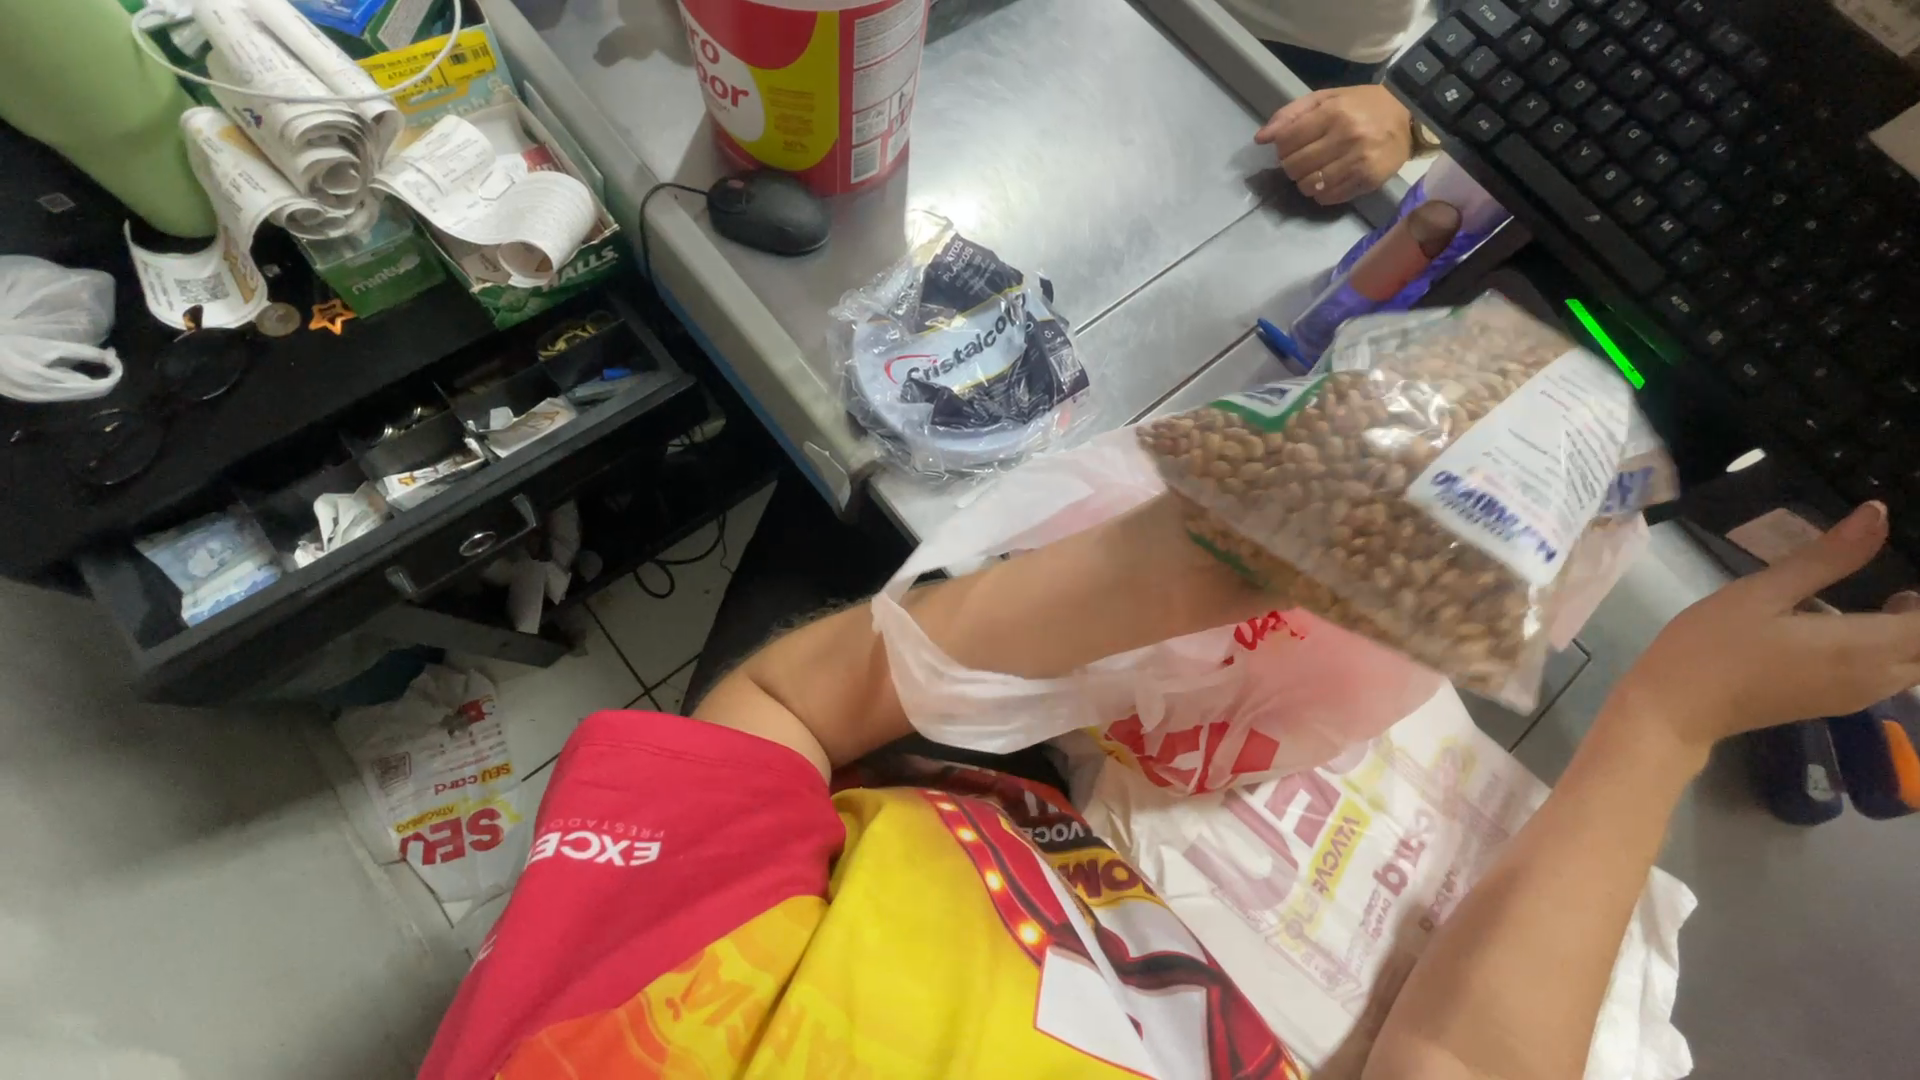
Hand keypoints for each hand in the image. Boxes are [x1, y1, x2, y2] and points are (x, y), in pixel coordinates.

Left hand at [1255, 86, 1413, 204]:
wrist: (1409, 113)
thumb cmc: (1361, 105)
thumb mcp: (1326, 99)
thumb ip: (1290, 115)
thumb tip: (1260, 138)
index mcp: (1334, 112)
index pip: (1286, 142)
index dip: (1283, 147)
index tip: (1293, 144)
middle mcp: (1347, 137)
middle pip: (1293, 167)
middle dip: (1293, 165)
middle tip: (1306, 158)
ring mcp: (1358, 161)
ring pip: (1308, 186)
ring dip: (1306, 181)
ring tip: (1319, 169)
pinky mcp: (1367, 181)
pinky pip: (1327, 198)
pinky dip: (1323, 192)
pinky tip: (1332, 178)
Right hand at [1609, 501, 1919, 753]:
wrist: (1676, 708)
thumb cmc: (1711, 646)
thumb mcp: (1757, 595)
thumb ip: (1824, 559)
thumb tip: (1879, 513)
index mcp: (1867, 644)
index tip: (1898, 580)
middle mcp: (1879, 675)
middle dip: (1916, 616)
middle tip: (1894, 587)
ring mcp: (1857, 695)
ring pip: (1913, 665)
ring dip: (1905, 635)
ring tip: (1878, 604)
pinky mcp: (1833, 703)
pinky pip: (1887, 677)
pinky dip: (1885, 652)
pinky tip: (1838, 635)